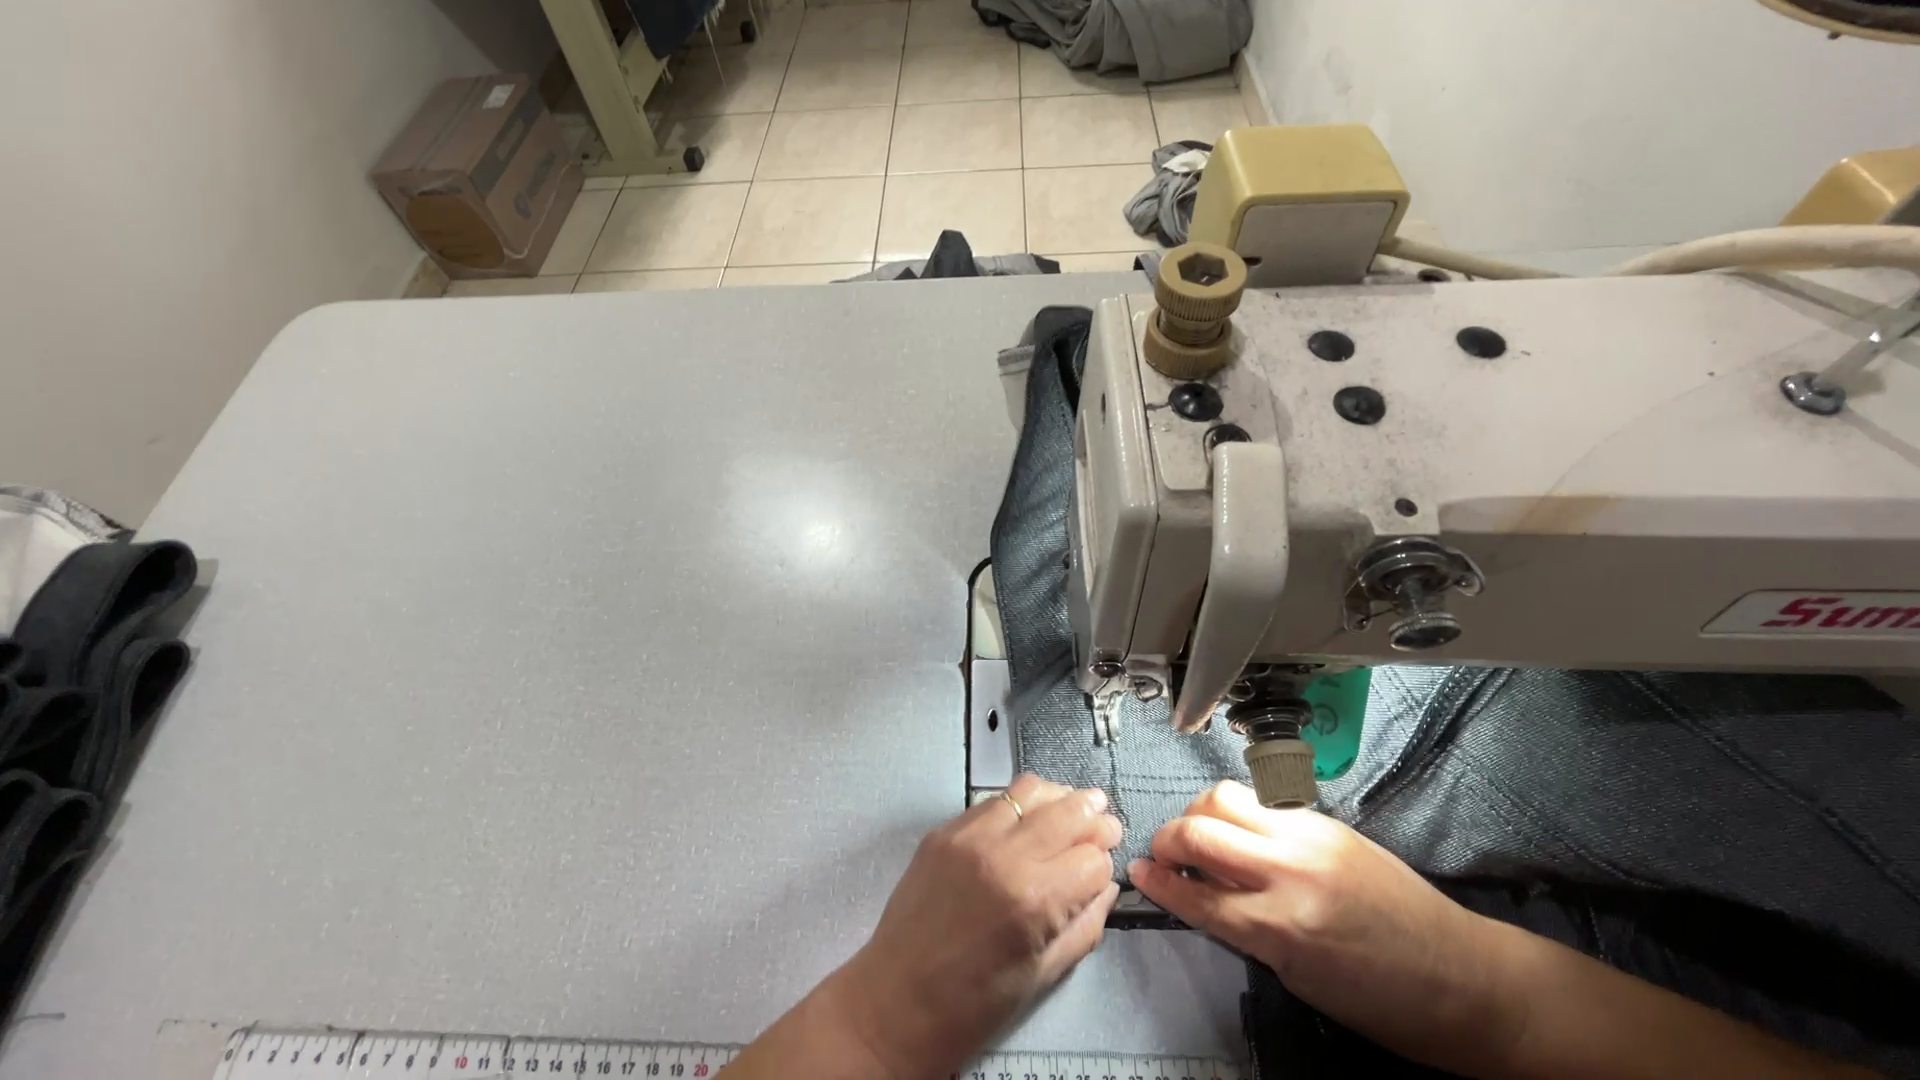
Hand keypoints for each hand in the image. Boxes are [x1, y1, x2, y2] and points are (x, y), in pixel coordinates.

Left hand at [833, 774, 1122, 1078]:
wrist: (895, 1001)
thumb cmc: (974, 1003)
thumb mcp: (1044, 974)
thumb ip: (1084, 923)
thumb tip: (1106, 884)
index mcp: (1034, 900)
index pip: (1094, 860)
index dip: (1104, 866)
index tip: (1103, 872)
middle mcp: (1004, 855)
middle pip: (1068, 812)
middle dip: (1094, 817)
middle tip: (1106, 823)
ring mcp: (968, 836)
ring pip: (1030, 790)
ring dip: (1059, 798)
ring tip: (1070, 808)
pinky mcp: (943, 830)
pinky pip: (992, 801)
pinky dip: (1018, 805)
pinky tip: (1026, 819)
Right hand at [1129, 781, 1522, 1075]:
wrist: (1465, 979)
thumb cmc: (1381, 1000)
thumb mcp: (1297, 976)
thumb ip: (1244, 927)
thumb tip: (1200, 893)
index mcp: (1280, 926)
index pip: (1196, 892)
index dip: (1158, 882)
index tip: (1137, 873)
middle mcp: (1290, 871)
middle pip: (1200, 829)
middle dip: (1167, 837)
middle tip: (1163, 853)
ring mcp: (1311, 837)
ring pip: (1226, 796)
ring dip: (1199, 812)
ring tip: (1199, 835)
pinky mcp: (1329, 822)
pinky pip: (1263, 803)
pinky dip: (1239, 813)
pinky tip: (1242, 834)